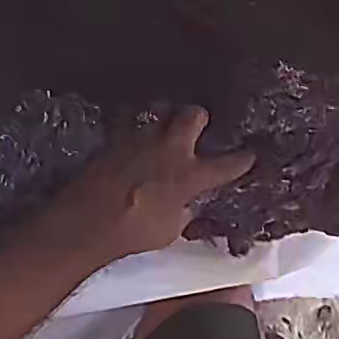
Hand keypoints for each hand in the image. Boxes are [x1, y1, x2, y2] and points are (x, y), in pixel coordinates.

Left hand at [27, 106, 254, 264]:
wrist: (90, 220)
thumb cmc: (132, 231)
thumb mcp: (169, 230)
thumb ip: (182, 211)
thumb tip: (184, 205)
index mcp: (190, 176)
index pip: (227, 164)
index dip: (241, 160)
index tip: (248, 156)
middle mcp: (170, 150)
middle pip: (193, 115)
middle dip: (198, 117)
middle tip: (196, 125)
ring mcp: (141, 138)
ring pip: (159, 107)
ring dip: (164, 114)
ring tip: (162, 122)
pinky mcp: (115, 137)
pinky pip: (127, 116)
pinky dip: (131, 119)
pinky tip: (130, 125)